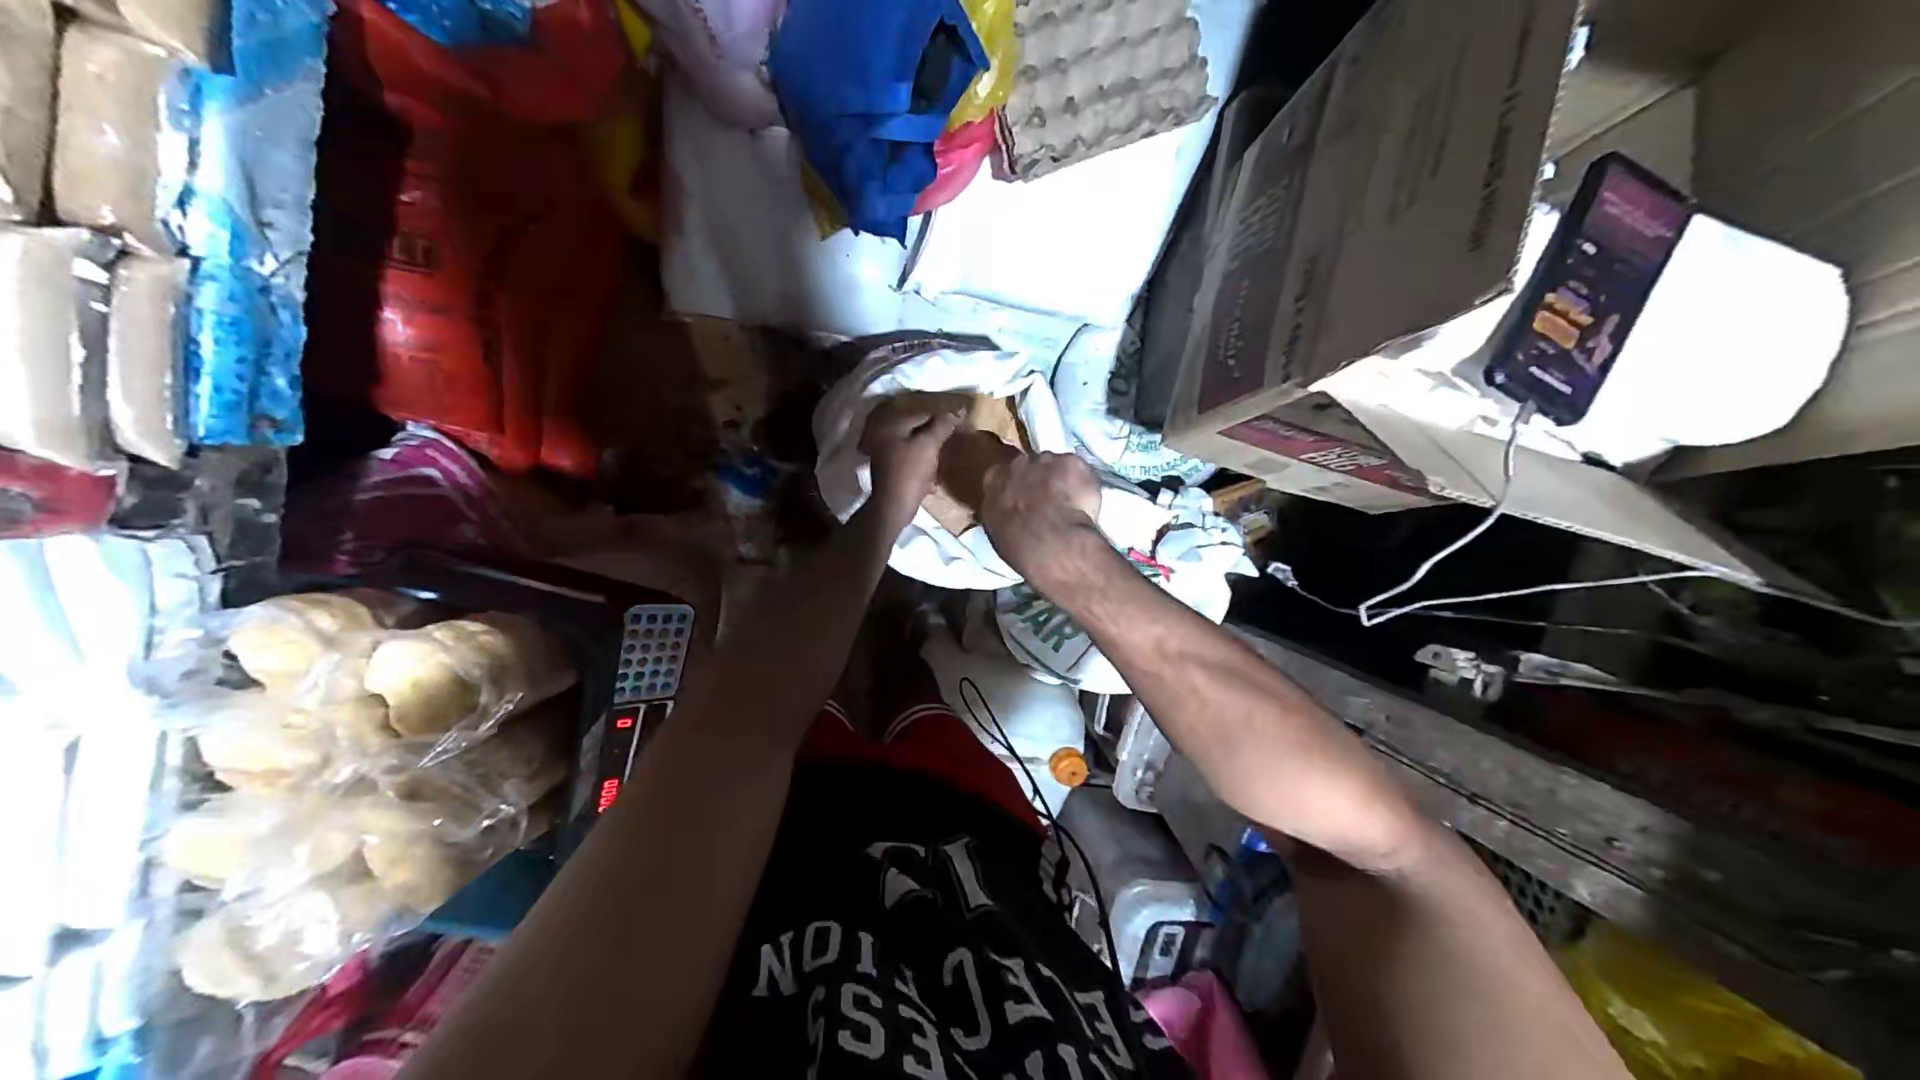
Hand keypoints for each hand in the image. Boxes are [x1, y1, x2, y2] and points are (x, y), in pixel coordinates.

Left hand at [860, 397, 962, 532]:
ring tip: (946, 452)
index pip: (921, 413)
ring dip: (930, 449)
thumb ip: (942, 426)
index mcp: (891, 426)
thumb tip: (957, 411)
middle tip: (954, 436)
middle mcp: (884, 436)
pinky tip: (934, 472)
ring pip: (915, 445)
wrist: (893, 507)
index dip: (942, 416)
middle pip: (917, 429)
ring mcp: (885, 454)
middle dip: (935, 433)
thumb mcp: (929, 445)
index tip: (959, 421)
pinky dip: (923, 464)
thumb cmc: (910, 472)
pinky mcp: (891, 470)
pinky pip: (911, 461)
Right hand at [980, 451, 1103, 587]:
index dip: (1018, 486)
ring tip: (1072, 503)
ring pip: (1057, 464)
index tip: (1026, 498)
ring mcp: (1046, 459)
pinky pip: (1079, 469)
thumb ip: (1005, 511)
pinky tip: (1085, 501)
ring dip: (1063, 479)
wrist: (1049, 540)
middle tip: (1051, 499)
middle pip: (1031, 464)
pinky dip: (1083, 482)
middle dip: (1040, 478)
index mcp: (994, 479)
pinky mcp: (1072, 462)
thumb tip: (1014, 512)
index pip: (1003, 474)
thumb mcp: (998, 529)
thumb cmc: (1019, 543)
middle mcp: (1018, 463)